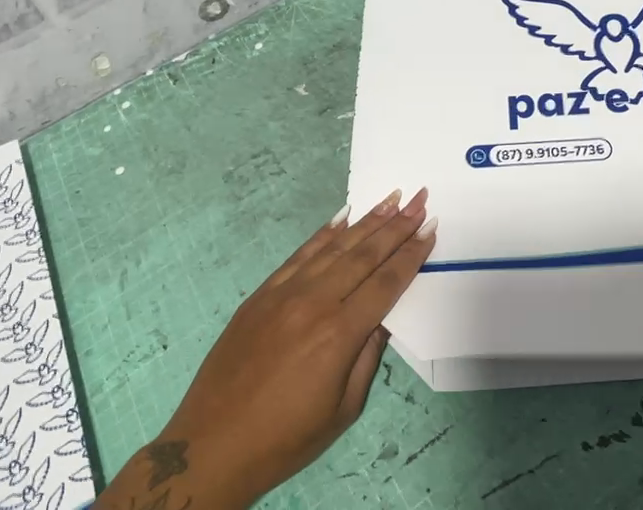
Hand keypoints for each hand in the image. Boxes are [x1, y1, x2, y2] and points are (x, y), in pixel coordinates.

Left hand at [97, 189, 436, 509]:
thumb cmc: (286, 438)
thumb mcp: (343, 408)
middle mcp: (314, 303)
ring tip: (391, 199)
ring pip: (334, 247)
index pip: (386, 282)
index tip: (430, 227)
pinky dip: (324, 233)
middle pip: (364, 255)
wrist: (212, 445)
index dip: (412, 254)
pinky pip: (300, 254)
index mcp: (339, 334)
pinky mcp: (261, 294)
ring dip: (366, 221)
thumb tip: (382, 316)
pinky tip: (343, 217)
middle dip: (396, 225)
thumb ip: (368, 356)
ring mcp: (284, 293)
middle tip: (419, 197)